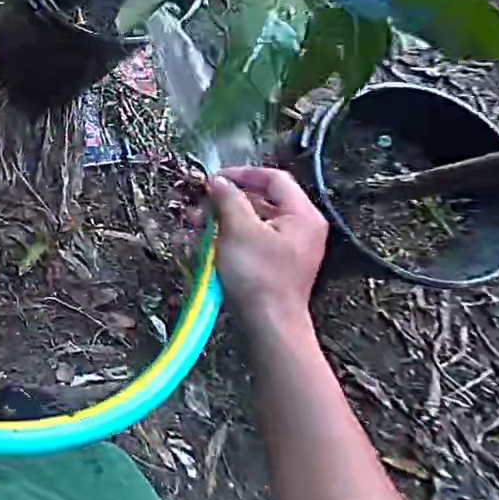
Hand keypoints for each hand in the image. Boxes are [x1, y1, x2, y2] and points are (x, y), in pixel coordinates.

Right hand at [204, 166, 327, 337]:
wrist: (268, 325)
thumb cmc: (258, 277)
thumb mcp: (238, 229)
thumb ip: (228, 199)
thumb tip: (218, 181)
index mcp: (302, 215)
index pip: (273, 178)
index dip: (241, 174)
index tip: (215, 180)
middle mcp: (300, 228)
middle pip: (260, 200)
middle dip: (225, 201)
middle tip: (201, 207)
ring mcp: (288, 247)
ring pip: (251, 220)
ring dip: (222, 219)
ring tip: (197, 226)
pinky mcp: (274, 264)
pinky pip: (250, 240)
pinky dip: (228, 237)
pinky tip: (206, 243)